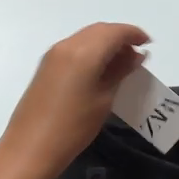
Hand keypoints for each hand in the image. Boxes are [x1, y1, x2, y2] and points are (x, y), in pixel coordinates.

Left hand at [1, 23, 149, 175]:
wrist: (30, 148)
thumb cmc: (74, 126)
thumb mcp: (104, 99)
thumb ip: (120, 71)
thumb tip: (135, 55)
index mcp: (84, 51)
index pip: (114, 32)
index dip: (133, 34)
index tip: (148, 43)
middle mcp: (67, 45)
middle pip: (99, 30)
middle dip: (120, 37)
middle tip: (137, 55)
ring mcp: (53, 54)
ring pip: (86, 37)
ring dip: (105, 43)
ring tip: (121, 64)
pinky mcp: (46, 65)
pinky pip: (75, 47)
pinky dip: (91, 50)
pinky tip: (100, 69)